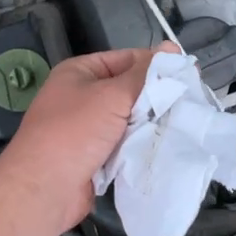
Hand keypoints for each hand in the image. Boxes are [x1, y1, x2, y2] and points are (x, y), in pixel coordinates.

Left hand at [0, 42, 178, 235]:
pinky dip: (139, 144)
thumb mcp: (112, 95)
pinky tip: (163, 144)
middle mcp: (81, 96)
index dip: (154, 64)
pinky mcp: (94, 155)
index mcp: (79, 72)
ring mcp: (86, 128)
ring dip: (150, 123)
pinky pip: (124, 143)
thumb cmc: (74, 132)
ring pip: (128, 119)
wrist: (45, 189)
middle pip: (127, 90)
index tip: (186, 72)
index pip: (124, 59)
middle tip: (190, 98)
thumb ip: (144, 74)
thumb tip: (171, 46)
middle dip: (155, 96)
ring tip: (183, 121)